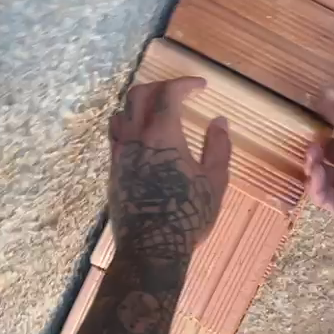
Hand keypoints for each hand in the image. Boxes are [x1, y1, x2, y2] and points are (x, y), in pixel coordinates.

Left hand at [108, 78, 231, 277]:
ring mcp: (120, 154)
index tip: (201, 86)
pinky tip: (146, 139)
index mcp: (162, 134)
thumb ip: (218, 147)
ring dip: (141, 104)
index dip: (185, 84)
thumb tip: (220, 121)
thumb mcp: (215, 180)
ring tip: (159, 111)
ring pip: (121, 113)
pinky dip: (131, 125)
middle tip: (180, 93)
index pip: (168, 93)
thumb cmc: (188, 214)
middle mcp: (135, 137)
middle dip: (161, 87)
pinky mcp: (113, 171)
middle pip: (139, 95)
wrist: (151, 248)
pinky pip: (117, 136)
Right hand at [305, 90, 333, 255]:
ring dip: (313, 164)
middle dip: (316, 140)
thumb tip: (325, 91)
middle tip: (308, 142)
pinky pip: (322, 192)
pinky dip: (316, 187)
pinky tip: (317, 183)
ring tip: (313, 165)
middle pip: (331, 142)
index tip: (312, 99)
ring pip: (323, 168)